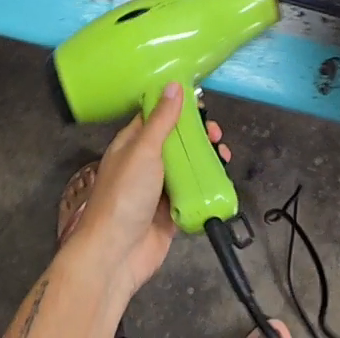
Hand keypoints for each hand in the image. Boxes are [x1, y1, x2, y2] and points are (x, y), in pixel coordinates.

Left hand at [61, 83, 233, 298]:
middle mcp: (146, 163)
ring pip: (187, 166)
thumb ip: (162, 119)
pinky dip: (206, 186)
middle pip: (177, 141)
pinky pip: (192, 193)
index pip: (157, 116)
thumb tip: (174, 84)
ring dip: (206, 159)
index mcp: (133, 143)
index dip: (179, 107)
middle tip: (216, 135)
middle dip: (199, 135)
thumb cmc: (125, 195)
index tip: (202, 104)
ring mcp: (159, 189)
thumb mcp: (144, 150)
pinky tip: (221, 180)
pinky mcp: (171, 212)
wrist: (116, 255)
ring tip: (223, 157)